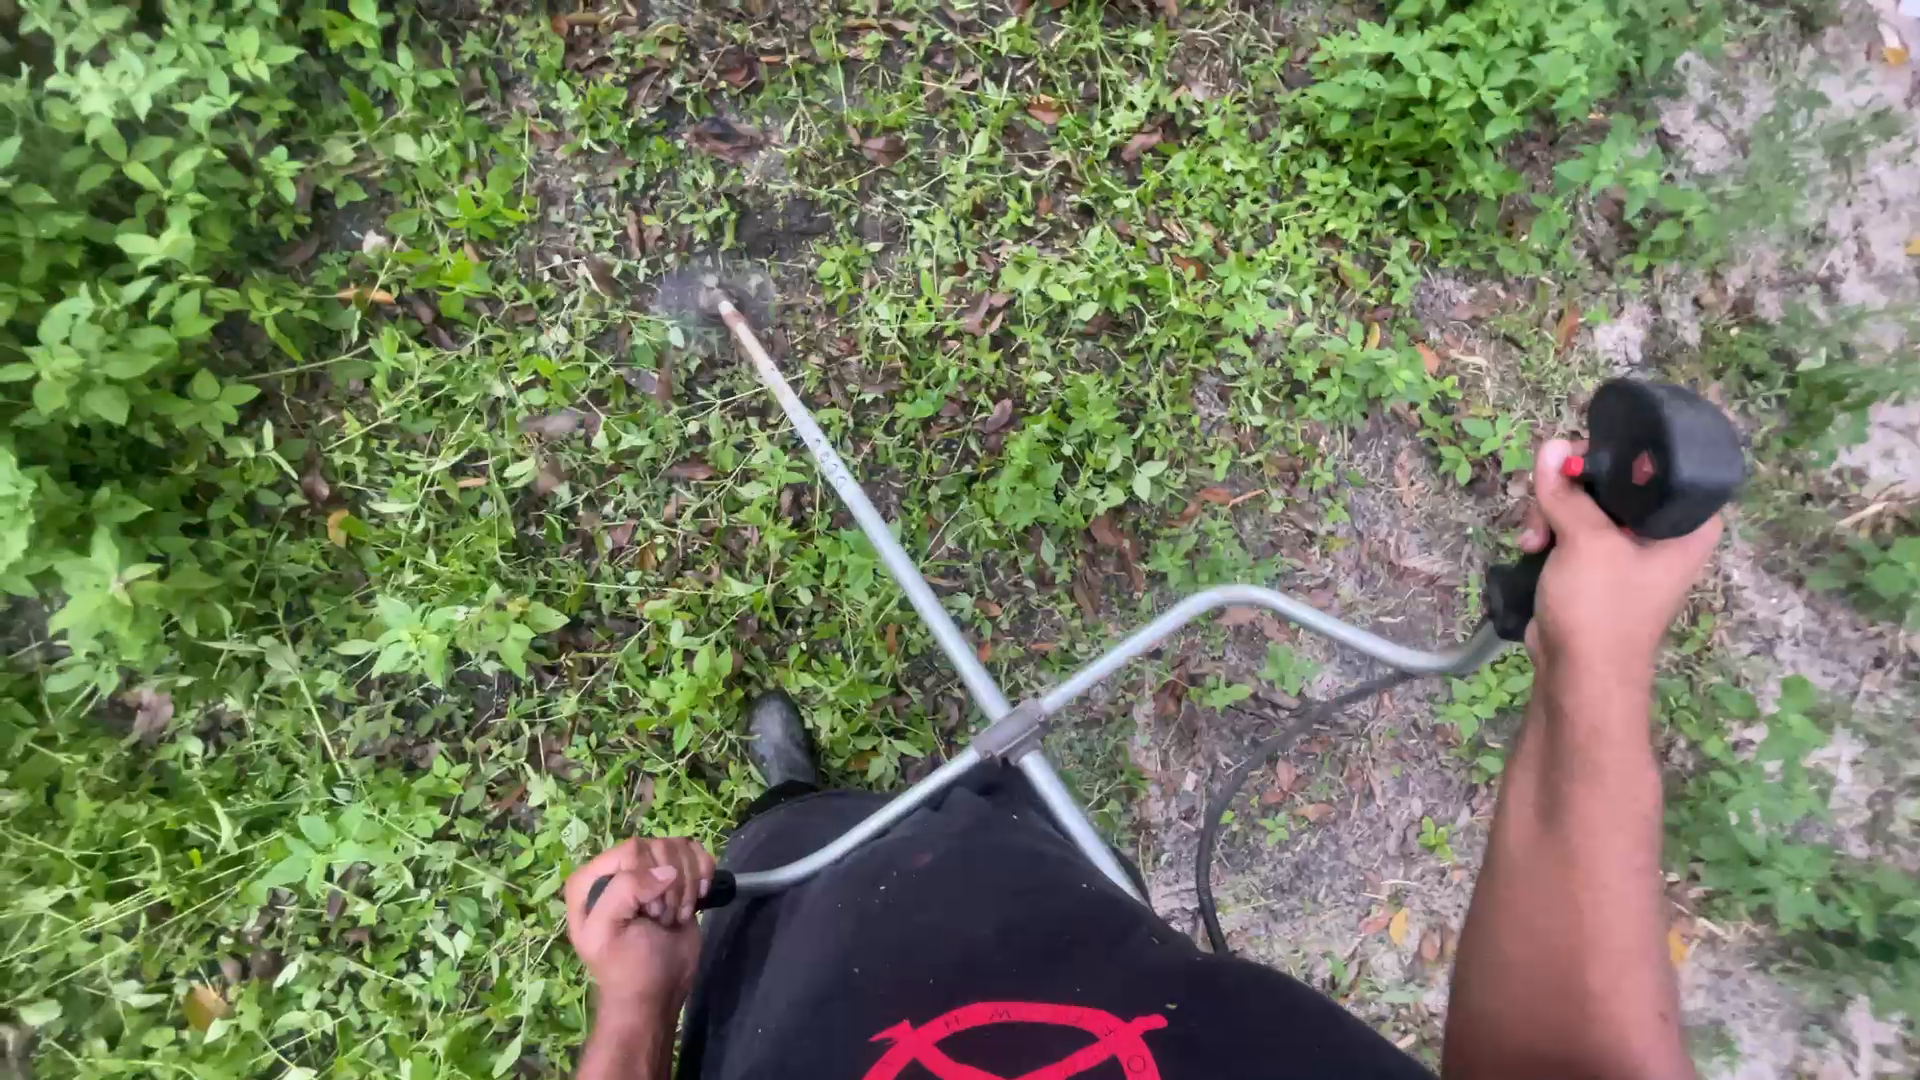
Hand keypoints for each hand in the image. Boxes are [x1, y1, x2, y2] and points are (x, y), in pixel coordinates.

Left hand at [564, 837, 716, 1010]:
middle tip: (663, 917)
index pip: (632, 850)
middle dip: (672, 884)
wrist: (659, 991)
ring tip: (676, 914)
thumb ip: (624, 892)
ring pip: (681, 847)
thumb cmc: (627, 967)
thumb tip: (667, 872)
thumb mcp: (606, 933)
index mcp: (591, 881)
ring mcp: (650, 870)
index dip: (648, 877)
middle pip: (660, 846)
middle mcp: (619, 869)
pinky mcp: (678, 875)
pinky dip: (704, 873)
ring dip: (688, 883)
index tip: (650, 912)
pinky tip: (697, 898)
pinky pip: (696, 852)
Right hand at [1516, 438, 1722, 681]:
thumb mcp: (1585, 542)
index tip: (1572, 467)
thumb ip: (1566, 493)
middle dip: (1566, 492)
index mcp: (1686, 521)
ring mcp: (1624, 549)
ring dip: (1548, 515)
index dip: (1612, 458)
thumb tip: (1550, 444)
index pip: (1654, 465)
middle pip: (1609, 483)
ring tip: (1531, 541)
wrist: (1579, 670)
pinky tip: (1530, 548)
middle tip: (1544, 511)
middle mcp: (1661, 530)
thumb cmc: (1600, 606)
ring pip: (1581, 505)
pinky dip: (1546, 533)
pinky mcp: (1592, 565)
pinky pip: (1568, 529)